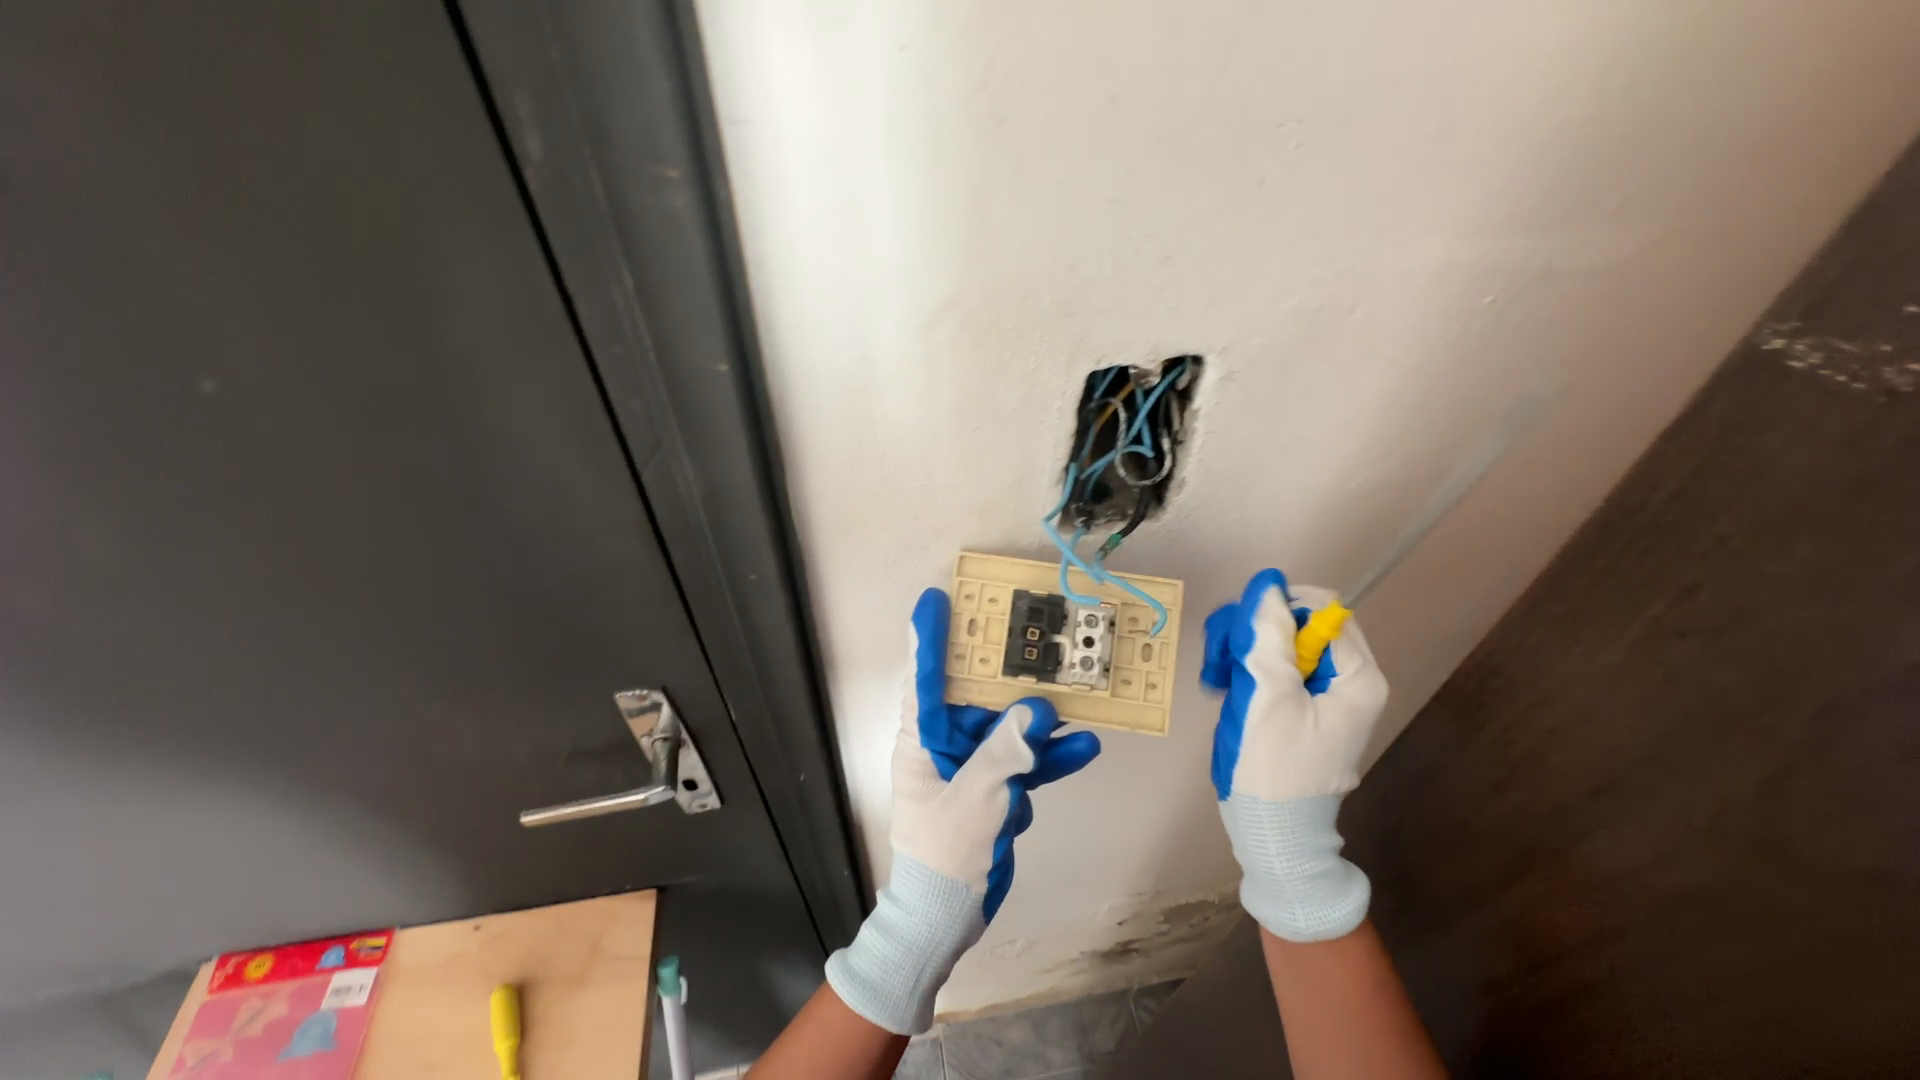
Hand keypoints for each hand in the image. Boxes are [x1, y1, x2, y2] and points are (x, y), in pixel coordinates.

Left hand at [825, 588, 1102, 1033]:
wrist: (946, 916)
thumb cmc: (944, 853)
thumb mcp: (976, 799)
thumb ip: (1006, 753)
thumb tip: (1036, 710)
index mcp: (922, 741)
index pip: (923, 681)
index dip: (928, 639)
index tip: (933, 600)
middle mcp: (945, 746)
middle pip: (977, 699)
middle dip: (1007, 677)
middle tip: (1033, 640)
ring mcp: (972, 768)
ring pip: (1008, 731)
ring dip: (1040, 722)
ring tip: (1077, 699)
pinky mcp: (994, 790)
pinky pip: (1024, 765)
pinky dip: (1050, 760)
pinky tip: (1085, 748)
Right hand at [1201, 569, 1388, 941]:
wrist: (1273, 835)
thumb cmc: (1274, 767)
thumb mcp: (1268, 696)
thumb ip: (1269, 636)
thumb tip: (1267, 585)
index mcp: (1357, 677)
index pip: (1322, 610)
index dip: (1277, 609)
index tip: (1239, 631)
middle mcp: (1351, 682)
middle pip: (1303, 626)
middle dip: (1258, 633)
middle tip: (1222, 656)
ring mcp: (1328, 699)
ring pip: (1285, 648)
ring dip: (1248, 654)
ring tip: (1219, 678)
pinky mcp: (1305, 712)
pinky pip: (1279, 673)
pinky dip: (1250, 674)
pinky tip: (1226, 690)